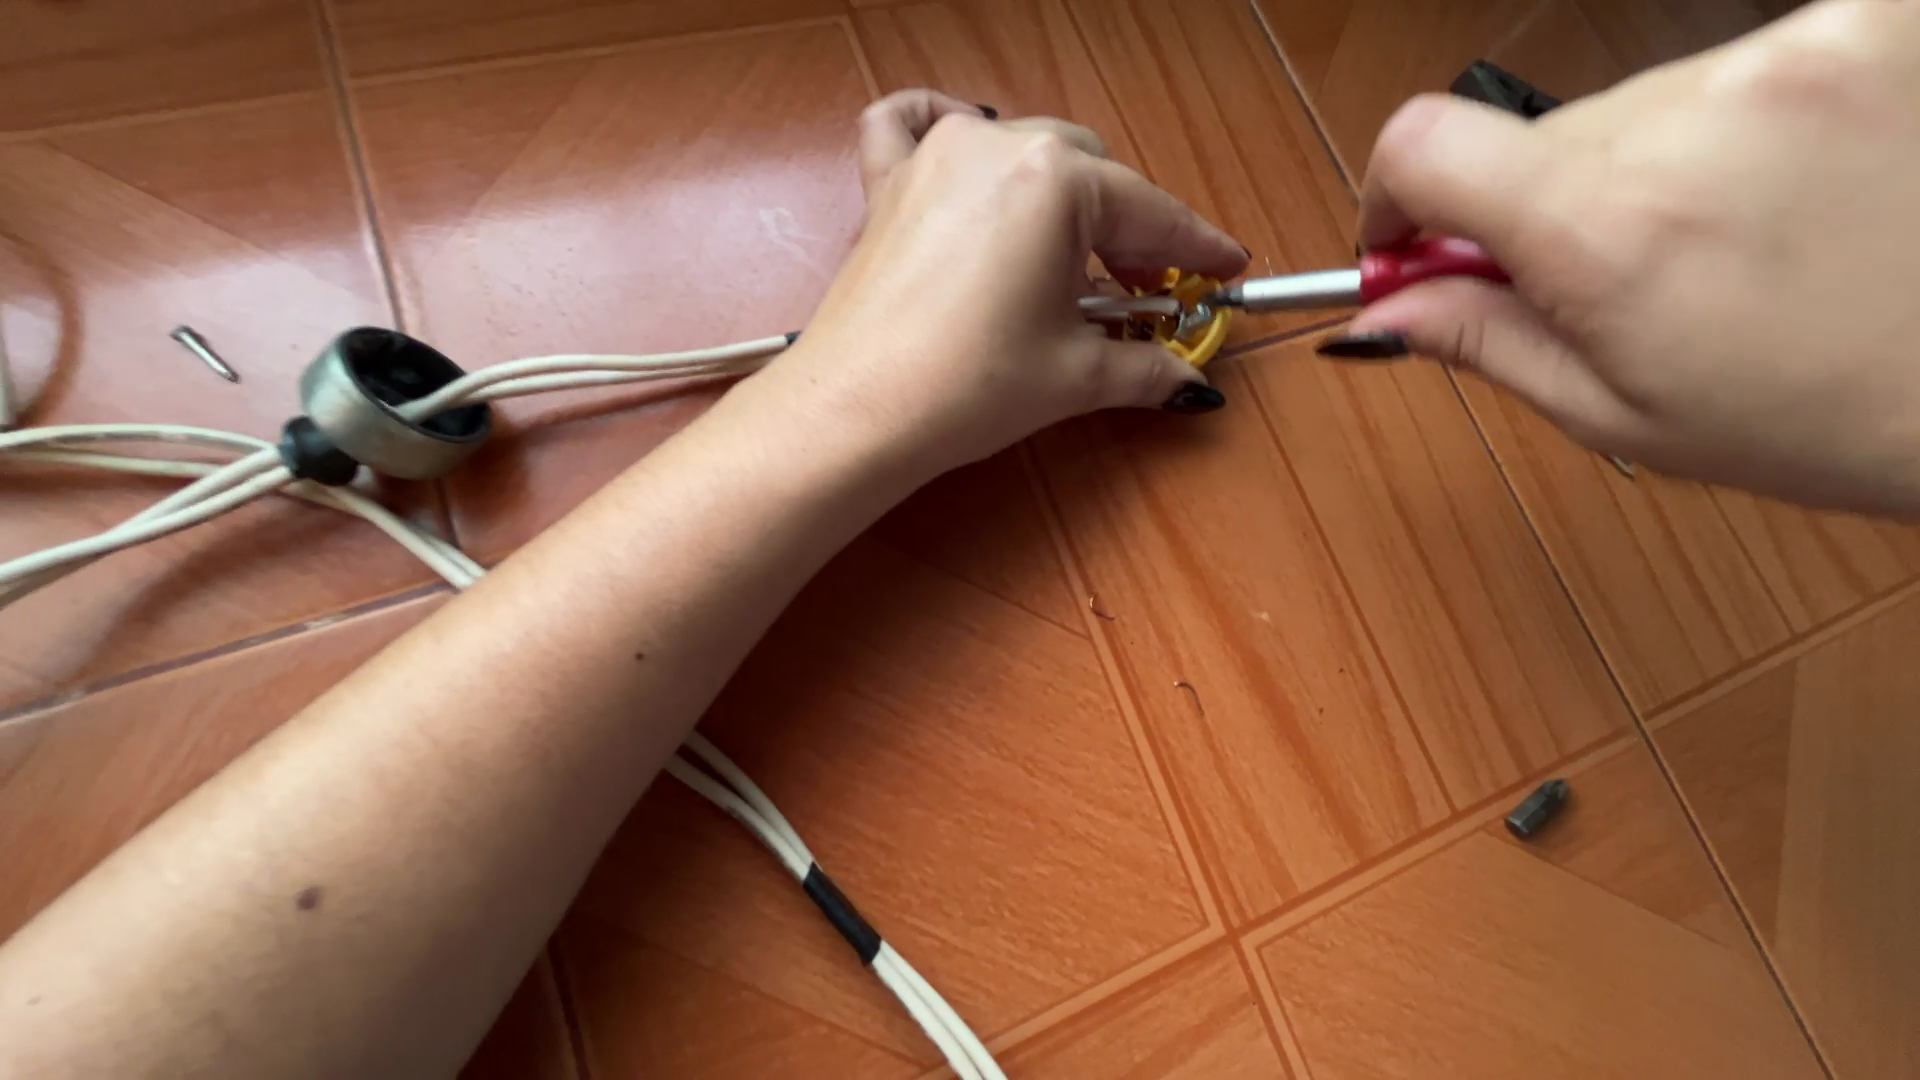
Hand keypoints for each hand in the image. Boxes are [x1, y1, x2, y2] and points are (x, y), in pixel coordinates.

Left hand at [751, 89, 1246, 482]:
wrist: (856, 413)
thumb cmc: (968, 387)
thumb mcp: (1074, 377)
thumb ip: (1143, 368)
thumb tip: (1185, 380)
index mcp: (1056, 182)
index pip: (1150, 213)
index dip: (1195, 247)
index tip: (1223, 267)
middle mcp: (996, 147)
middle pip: (1090, 176)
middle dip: (1127, 230)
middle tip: (1144, 290)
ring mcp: (933, 158)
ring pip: (1022, 152)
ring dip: (1060, 196)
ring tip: (1071, 256)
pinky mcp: (887, 187)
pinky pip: (912, 126)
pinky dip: (945, 128)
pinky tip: (962, 147)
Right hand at [1338, 0, 1919, 515]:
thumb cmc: (1820, 417)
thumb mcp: (1610, 408)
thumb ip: (1480, 338)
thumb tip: (1381, 309)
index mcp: (1614, 224)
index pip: (1422, 147)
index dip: (1389, 196)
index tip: (1406, 244)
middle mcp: (1703, 109)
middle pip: (1527, 140)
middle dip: (1521, 210)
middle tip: (1576, 280)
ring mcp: (1806, 48)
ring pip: (1623, 110)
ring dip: (1621, 175)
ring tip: (1702, 248)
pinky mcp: (1877, 20)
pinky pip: (1722, 78)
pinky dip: (1711, 138)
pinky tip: (1770, 199)